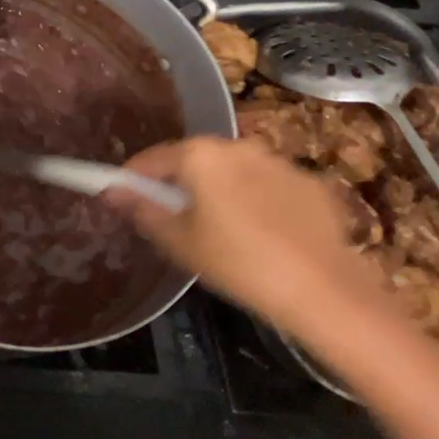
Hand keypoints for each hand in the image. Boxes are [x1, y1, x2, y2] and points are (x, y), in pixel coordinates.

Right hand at [107, 137, 379, 330]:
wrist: (328, 292)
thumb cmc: (240, 263)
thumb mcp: (180, 242)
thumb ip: (142, 210)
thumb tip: (111, 191)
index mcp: (200, 154)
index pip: (152, 159)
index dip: (134, 180)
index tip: (126, 200)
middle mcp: (238, 146)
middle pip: (195, 161)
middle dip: (182, 185)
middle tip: (178, 222)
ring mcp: (279, 162)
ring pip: (235, 173)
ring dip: (223, 191)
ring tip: (226, 232)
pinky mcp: (311, 185)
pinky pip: (271, 188)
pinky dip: (261, 203)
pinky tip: (267, 237)